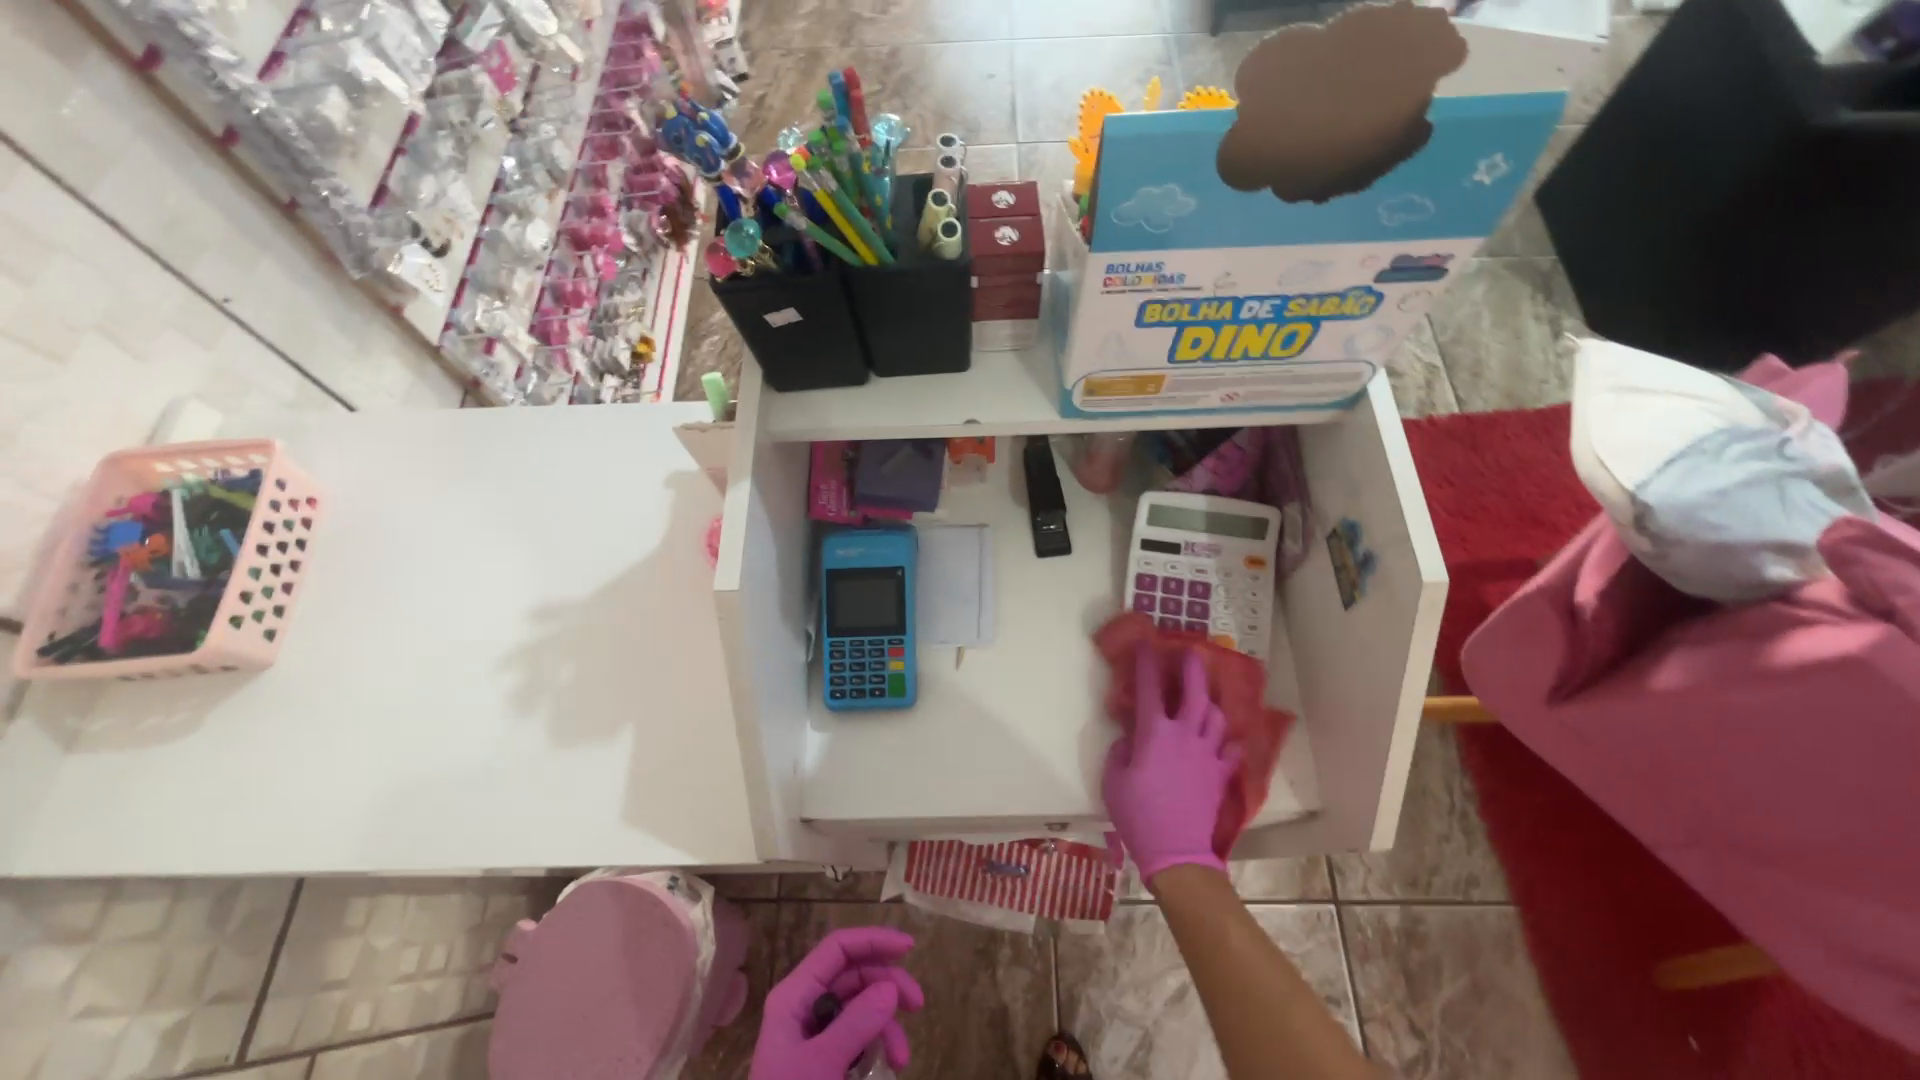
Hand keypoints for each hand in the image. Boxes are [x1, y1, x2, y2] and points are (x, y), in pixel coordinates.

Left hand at [750, 926, 923, 1079]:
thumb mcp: (821, 1066)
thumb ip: (856, 1024)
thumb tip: (891, 987)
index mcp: (794, 996)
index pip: (837, 948)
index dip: (873, 940)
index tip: (910, 948)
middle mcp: (805, 1005)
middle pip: (854, 974)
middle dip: (888, 985)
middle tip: (918, 1005)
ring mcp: (815, 1031)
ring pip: (862, 1005)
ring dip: (888, 1024)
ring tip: (902, 1059)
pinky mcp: (825, 1056)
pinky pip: (859, 1034)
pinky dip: (879, 1044)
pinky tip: (890, 1066)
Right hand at [1103, 644, 1241, 883]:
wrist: (1175, 849)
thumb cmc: (1137, 813)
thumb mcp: (1113, 780)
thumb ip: (1121, 752)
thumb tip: (1130, 739)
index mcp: (1154, 733)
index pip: (1149, 689)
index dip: (1147, 664)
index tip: (1147, 645)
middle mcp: (1185, 735)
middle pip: (1195, 693)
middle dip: (1193, 669)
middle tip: (1193, 652)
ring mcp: (1207, 754)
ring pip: (1217, 717)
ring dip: (1211, 703)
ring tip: (1206, 698)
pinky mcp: (1221, 774)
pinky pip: (1231, 750)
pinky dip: (1229, 742)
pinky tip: (1226, 740)